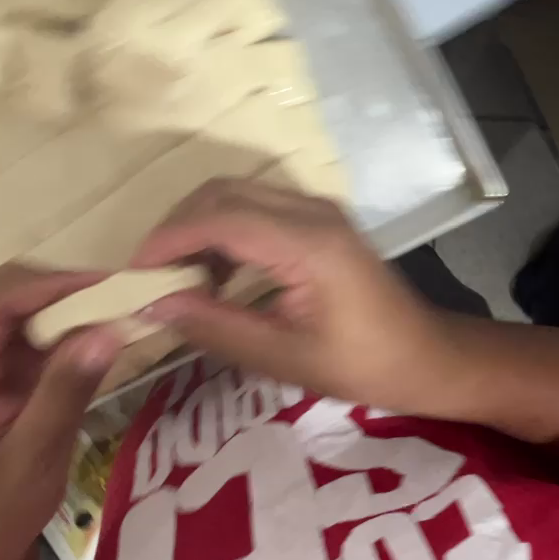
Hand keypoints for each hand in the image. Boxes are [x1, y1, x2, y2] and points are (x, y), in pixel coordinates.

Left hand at [0, 263, 121, 559]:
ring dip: (64, 310)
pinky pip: (24, 339)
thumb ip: (66, 389)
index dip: (53, 285)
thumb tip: (108, 329)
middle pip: (2, 298)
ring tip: (114, 312)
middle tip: (118, 297)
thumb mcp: (36, 455)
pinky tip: (94, 339)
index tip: (109, 286)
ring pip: (16, 312)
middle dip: (62, 291)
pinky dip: (61, 334)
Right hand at [131, 178, 459, 415]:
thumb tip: (152, 305)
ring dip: (198, 227)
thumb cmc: (361, 366)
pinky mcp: (318, 219)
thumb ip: (214, 326)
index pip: (219, 218)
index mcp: (307, 243)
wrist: (426, 356)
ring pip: (236, 194)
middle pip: (222, 193)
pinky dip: (224, 231)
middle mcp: (311, 210)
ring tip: (177, 280)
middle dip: (176, 228)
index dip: (167, 240)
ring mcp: (317, 209)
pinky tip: (215, 274)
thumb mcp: (282, 356)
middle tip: (150, 278)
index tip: (133, 275)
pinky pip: (256, 208)